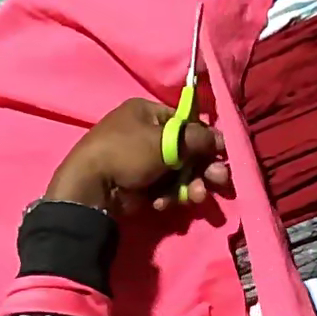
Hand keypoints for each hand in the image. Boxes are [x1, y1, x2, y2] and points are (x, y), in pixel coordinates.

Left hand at [44, 98, 230, 213]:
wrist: (92, 187)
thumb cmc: (129, 153)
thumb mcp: (166, 141)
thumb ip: (197, 138)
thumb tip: (222, 139)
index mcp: (146, 112)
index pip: (186, 122)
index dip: (206, 139)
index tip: (223, 154)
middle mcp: (143, 133)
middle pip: (184, 150)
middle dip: (202, 168)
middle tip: (220, 180)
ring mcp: (140, 161)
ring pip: (176, 173)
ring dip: (188, 186)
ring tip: (195, 198)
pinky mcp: (138, 184)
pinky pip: (162, 188)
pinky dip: (166, 196)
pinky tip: (161, 203)